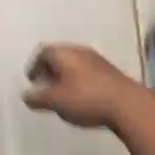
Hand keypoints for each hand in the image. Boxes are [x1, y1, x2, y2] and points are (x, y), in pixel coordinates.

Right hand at [23, 43, 147, 129]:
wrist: (127, 104)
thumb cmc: (86, 98)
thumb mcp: (56, 101)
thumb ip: (38, 98)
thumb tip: (26, 95)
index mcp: (64, 53)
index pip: (43, 51)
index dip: (34, 65)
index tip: (32, 81)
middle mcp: (79, 51)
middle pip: (59, 56)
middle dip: (49, 70)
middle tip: (45, 88)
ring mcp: (96, 60)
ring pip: (74, 64)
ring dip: (65, 76)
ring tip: (63, 95)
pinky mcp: (109, 72)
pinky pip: (86, 72)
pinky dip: (79, 81)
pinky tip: (82, 98)